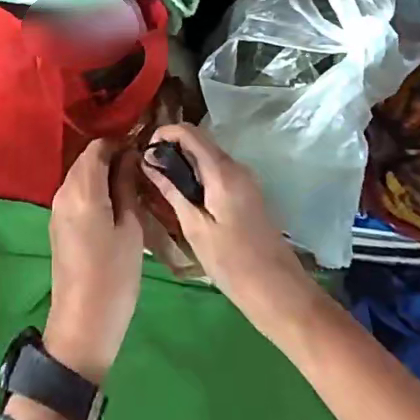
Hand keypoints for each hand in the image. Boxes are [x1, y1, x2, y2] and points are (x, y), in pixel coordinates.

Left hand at [44, 139, 143, 383]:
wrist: (83, 324)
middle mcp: (63, 192)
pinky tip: (115, 204)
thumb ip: (127, 187)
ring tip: (133, 187)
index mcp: (82, 190)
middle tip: (142, 170)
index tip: (145, 153)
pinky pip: (76, 193)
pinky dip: (94, 189)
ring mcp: (57, 209)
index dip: (122, 144)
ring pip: (81, 175)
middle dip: (113, 157)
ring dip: (103, 173)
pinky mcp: (58, 225)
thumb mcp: (130, 228)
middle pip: (87, 159)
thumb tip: (131, 157)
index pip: (99, 147)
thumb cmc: (114, 275)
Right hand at [141, 124, 321, 331]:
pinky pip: (217, 172)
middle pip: (199, 141)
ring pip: (208, 156)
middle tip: (147, 170)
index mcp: (222, 171)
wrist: (276, 287)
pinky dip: (197, 174)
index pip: (190, 131)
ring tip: (159, 183)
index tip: (144, 150)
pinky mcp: (247, 192)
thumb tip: (149, 161)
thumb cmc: (231, 261)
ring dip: (183, 162)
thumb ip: (172, 190)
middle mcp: (236, 166)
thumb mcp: (195, 227)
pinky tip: (183, 196)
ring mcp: (244, 179)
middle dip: (171, 147)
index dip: (164, 132)